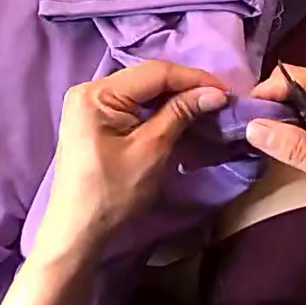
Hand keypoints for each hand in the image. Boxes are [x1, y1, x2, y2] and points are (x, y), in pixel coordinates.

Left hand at [31, 61, 230, 265]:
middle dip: (185, 86)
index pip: (154, 72)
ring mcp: (89, 104)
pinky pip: (132, 104)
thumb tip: (215, 93)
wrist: (77, 232)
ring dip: (174, 97)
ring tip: (207, 105)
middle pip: (147, 78)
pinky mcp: (94, 120)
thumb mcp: (150, 151)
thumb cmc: (112, 194)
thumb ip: (180, 114)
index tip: (227, 90)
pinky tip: (181, 114)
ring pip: (141, 91)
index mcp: (96, 93)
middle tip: (221, 98)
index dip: (194, 78)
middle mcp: (88, 89)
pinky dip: (157, 109)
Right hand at [244, 63, 305, 235]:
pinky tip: (278, 148)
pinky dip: (293, 133)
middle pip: (296, 89)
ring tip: (253, 139)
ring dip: (280, 122)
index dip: (266, 93)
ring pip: (301, 106)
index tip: (240, 117)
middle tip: (242, 132)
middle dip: (269, 108)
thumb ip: (298, 149)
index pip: (296, 78)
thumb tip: (252, 127)